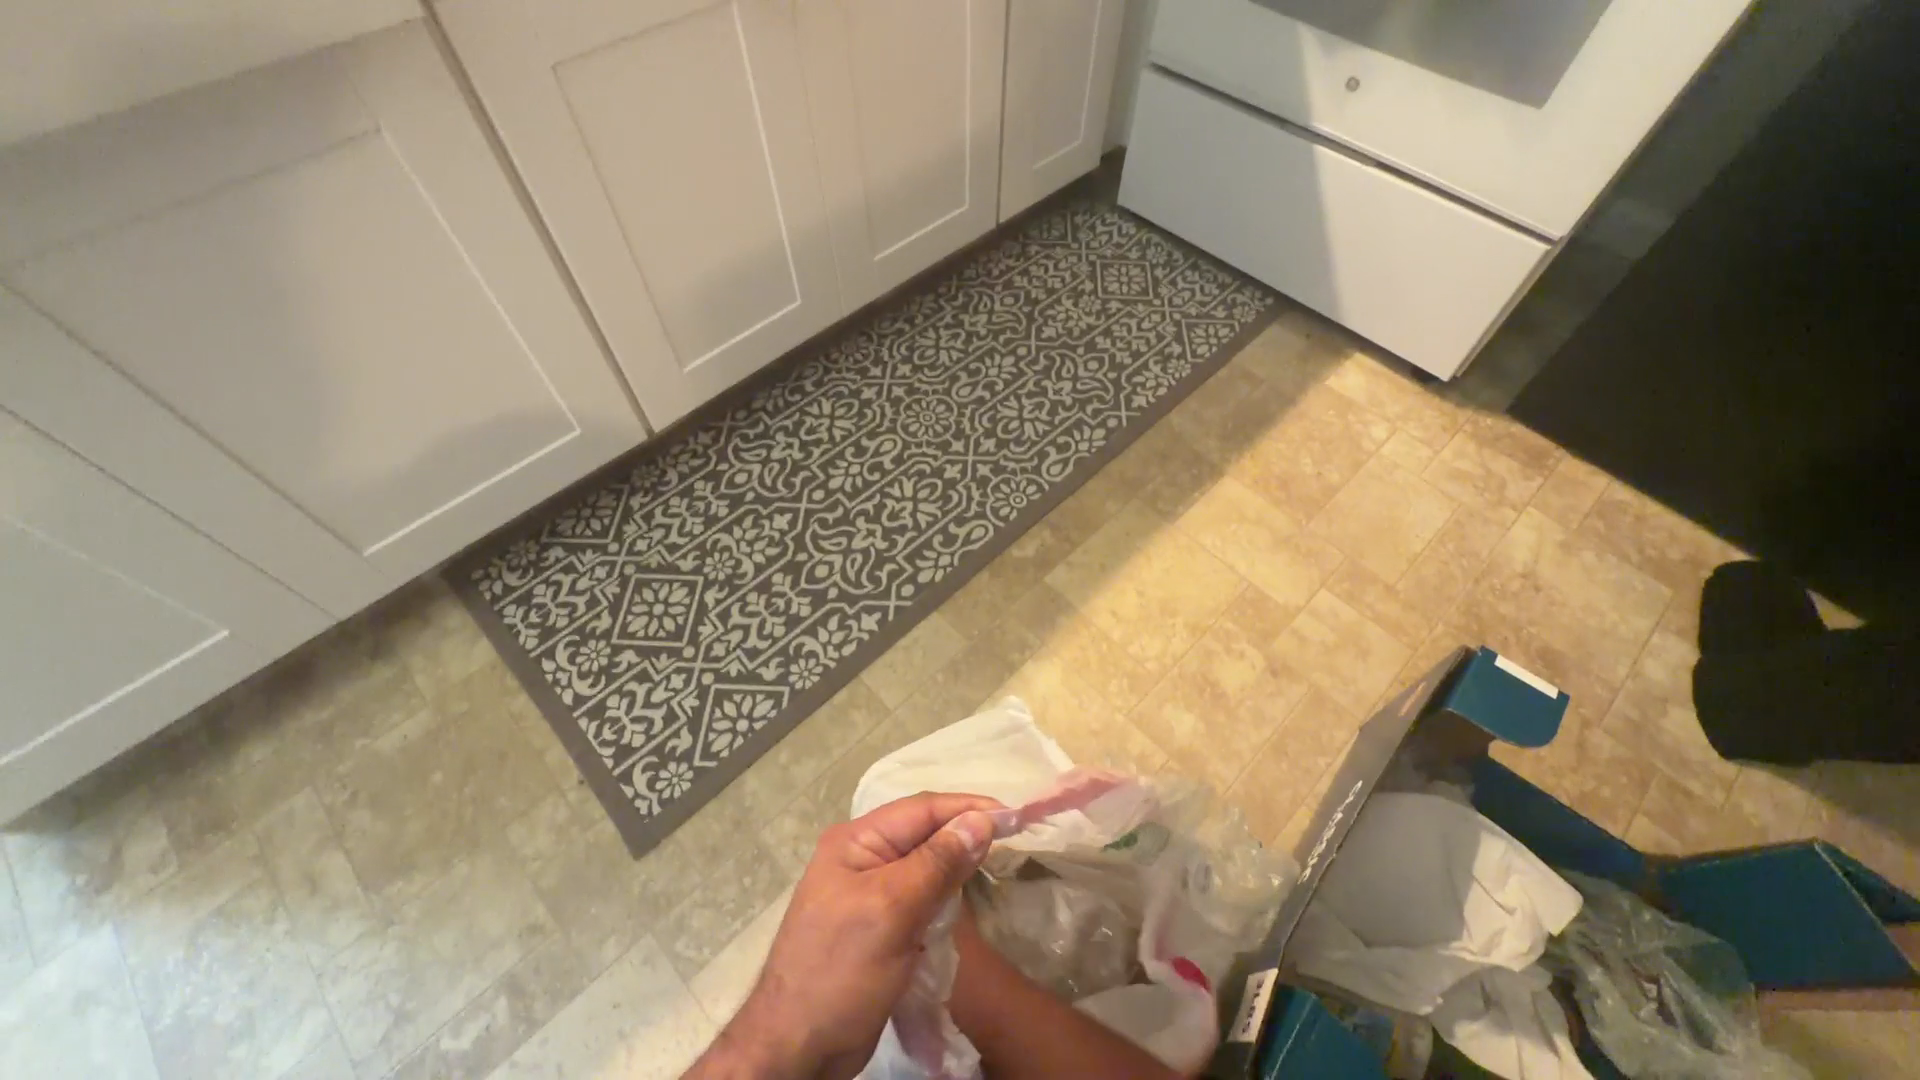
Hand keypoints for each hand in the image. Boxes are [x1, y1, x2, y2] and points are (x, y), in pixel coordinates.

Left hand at [685, 792, 1001, 1079]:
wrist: (798, 1046)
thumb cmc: (840, 970)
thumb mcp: (891, 910)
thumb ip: (937, 863)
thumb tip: (981, 820)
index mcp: (856, 841)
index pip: (922, 809)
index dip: (968, 807)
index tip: (1015, 816)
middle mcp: (863, 858)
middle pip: (924, 833)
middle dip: (965, 833)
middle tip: (1015, 838)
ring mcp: (870, 892)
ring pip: (926, 865)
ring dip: (957, 865)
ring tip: (997, 863)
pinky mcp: (880, 925)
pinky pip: (921, 897)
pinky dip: (945, 895)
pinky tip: (965, 898)